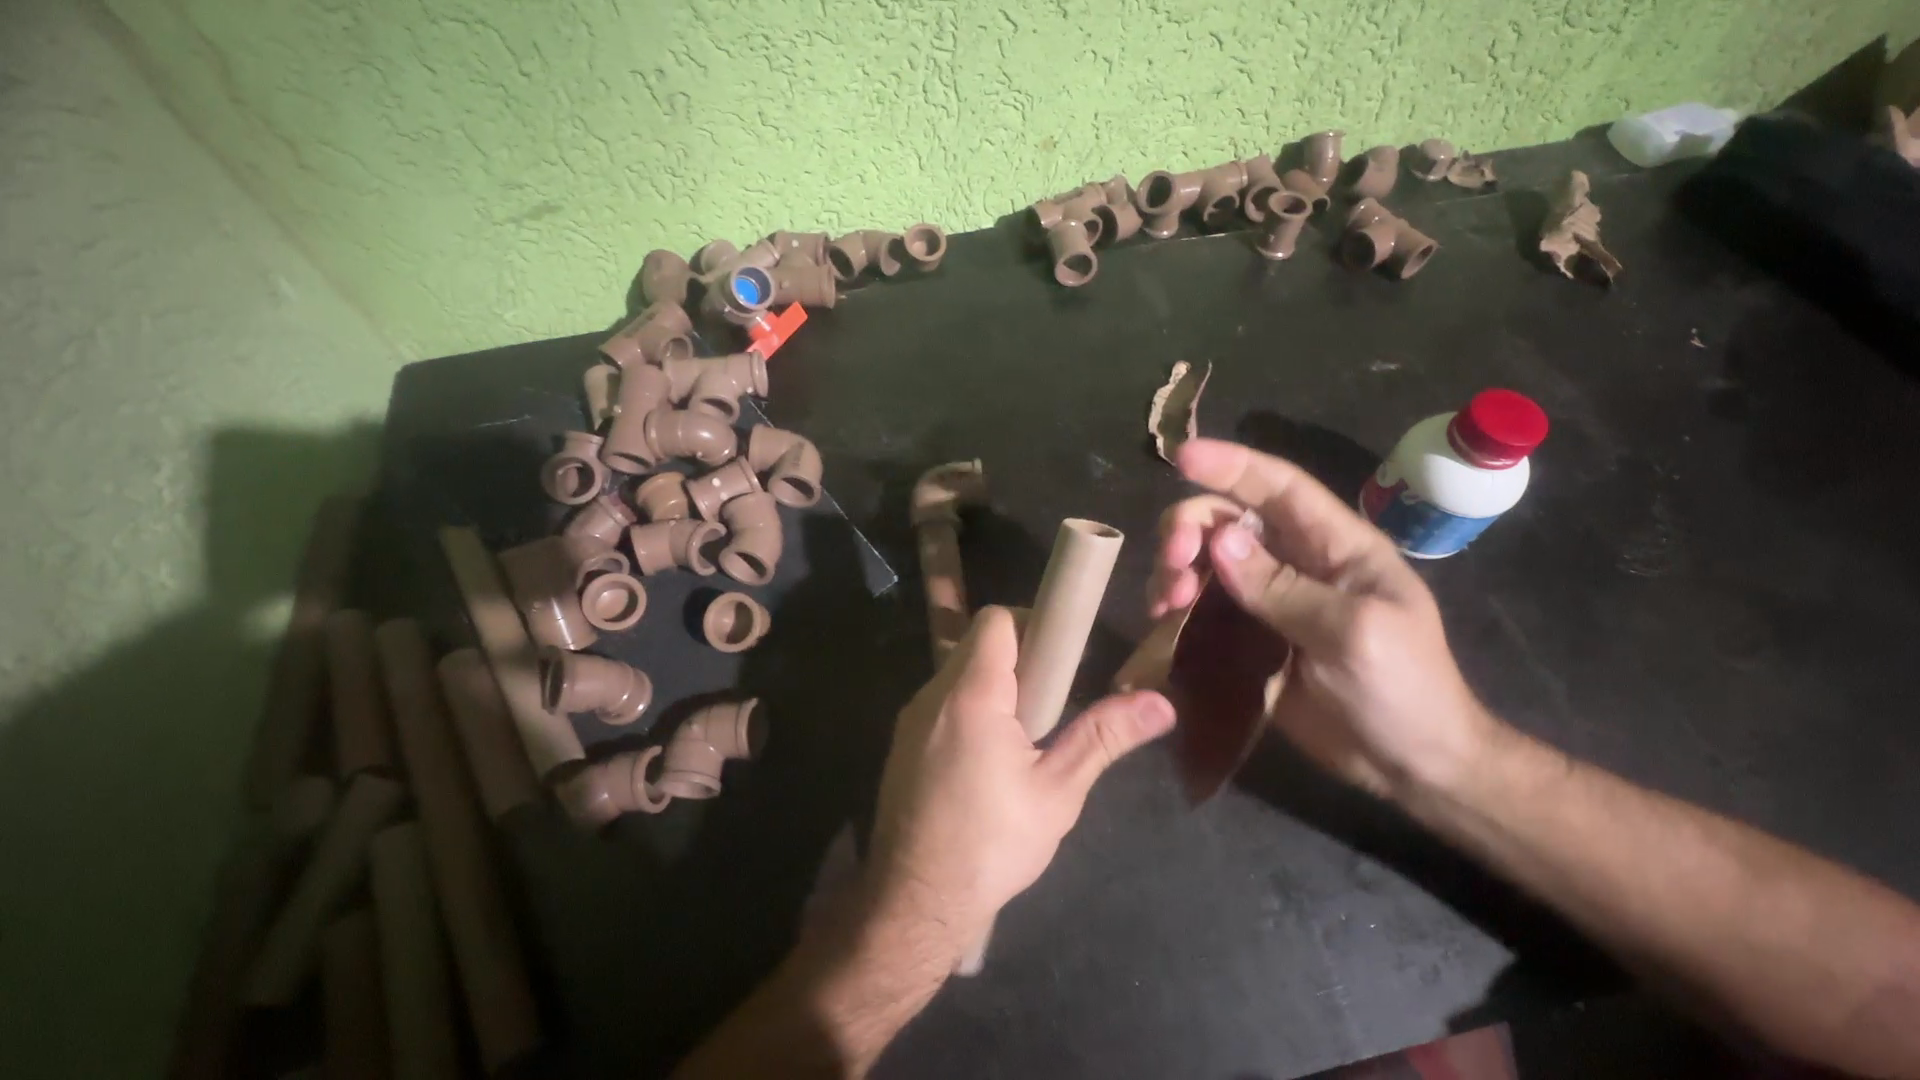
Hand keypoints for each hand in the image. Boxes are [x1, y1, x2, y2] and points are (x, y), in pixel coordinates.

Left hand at [864, 606, 1173, 961]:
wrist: (916, 902)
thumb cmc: (992, 845)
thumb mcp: (1058, 792)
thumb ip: (1104, 737)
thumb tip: (1161, 704)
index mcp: (972, 695)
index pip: (995, 620)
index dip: (1032, 624)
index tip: (1063, 658)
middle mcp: (933, 695)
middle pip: (975, 645)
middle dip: (1018, 659)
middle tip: (1055, 701)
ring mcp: (910, 720)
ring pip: (957, 675)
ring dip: (993, 688)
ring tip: (1027, 735)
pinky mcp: (901, 745)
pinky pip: (940, 706)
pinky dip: (969, 712)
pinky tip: (990, 760)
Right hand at [1149, 438, 1495, 799]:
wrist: (1410, 765)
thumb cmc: (1403, 690)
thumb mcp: (1353, 632)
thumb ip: (1284, 588)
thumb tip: (1219, 542)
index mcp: (1336, 545)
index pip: (1279, 487)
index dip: (1231, 464)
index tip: (1181, 457)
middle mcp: (1297, 562)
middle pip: (1228, 521)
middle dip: (1189, 529)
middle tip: (1172, 566)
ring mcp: (1269, 602)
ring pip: (1206, 562)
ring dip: (1175, 569)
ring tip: (1164, 602)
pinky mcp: (1247, 640)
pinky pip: (1202, 609)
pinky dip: (1175, 607)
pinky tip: (1162, 621)